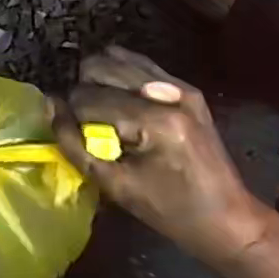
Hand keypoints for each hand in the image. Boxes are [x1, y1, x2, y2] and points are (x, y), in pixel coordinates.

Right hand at [52, 46, 273, 268]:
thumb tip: (49, 104)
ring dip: (97, 80)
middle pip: (97, 68)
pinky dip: (115, 74)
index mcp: (155, 121)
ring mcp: (180, 86)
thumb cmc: (170, 210)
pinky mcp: (184, 87)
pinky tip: (116, 99)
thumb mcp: (113, 184)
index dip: (73, 118)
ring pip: (112, 58)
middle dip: (83, 93)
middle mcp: (168, 94)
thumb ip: (72, 141)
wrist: (230, 219)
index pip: (86, 99)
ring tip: (101, 110)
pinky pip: (134, 63)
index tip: (80, 139)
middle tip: (89, 123)